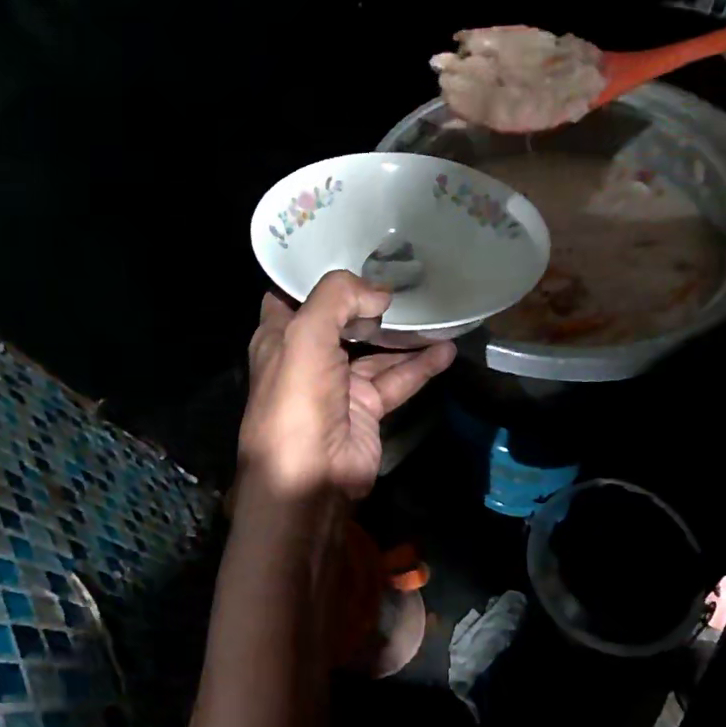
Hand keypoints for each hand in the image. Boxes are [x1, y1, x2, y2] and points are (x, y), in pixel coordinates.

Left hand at [239, 271, 455, 499]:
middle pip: (338, 319)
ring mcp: (337, 385)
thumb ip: (337, 298)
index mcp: (278, 338)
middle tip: (401, 270)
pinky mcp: (365, 409)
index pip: (290, 296)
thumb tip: (377, 293)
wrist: (311, 479)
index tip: (346, 247)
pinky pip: (396, 379)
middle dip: (364, 298)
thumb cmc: (296, 399)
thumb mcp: (305, 335)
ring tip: (433, 305)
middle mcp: (306, 358)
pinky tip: (447, 347)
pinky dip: (420, 365)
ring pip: (373, 349)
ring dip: (399, 332)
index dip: (313, 273)